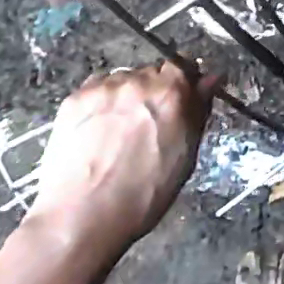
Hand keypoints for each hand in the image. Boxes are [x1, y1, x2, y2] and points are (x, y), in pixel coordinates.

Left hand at [20, 64, 214, 275]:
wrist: (81, 218)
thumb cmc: (142, 195)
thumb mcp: (185, 155)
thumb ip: (198, 111)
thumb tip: (209, 80)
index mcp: (172, 92)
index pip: (184, 65)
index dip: (183, 83)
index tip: (181, 99)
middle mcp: (139, 81)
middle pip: (152, 73)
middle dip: (154, 91)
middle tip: (147, 123)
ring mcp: (104, 88)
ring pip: (124, 80)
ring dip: (127, 96)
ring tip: (118, 131)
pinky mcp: (74, 99)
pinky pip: (96, 88)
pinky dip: (101, 103)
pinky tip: (97, 130)